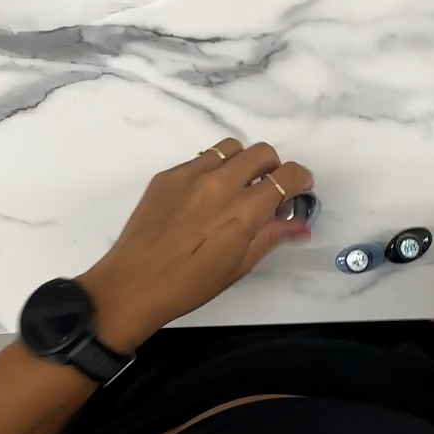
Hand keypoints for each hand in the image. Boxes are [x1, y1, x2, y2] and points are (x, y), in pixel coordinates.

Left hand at [78, 138, 314, 350]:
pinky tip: (203, 196)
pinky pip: (200, 159)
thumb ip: (270, 236)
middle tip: (267, 187)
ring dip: (242, 162)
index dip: (300, 179)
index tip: (300, 187)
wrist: (132, 284)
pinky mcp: (167, 175)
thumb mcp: (238, 266)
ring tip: (235, 186)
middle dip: (273, 166)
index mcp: (242, 212)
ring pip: (230, 148)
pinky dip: (212, 170)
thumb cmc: (190, 285)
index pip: (286, 177)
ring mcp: (190, 175)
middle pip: (261, 152)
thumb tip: (299, 225)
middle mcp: (219, 185)